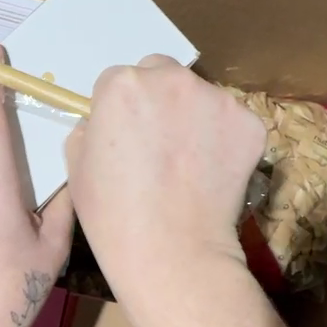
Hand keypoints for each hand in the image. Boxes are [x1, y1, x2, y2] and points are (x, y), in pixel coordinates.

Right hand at [64, 56, 265, 299]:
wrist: (171, 251)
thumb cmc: (111, 214)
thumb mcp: (76, 167)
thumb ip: (90, 129)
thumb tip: (106, 124)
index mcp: (121, 85)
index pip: (116, 81)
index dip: (116, 110)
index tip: (120, 138)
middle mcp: (171, 80)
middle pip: (161, 75)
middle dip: (156, 100)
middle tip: (154, 144)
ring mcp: (217, 99)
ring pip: (198, 97)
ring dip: (190, 117)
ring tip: (183, 164)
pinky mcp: (251, 123)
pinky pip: (229, 122)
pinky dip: (221, 140)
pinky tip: (208, 174)